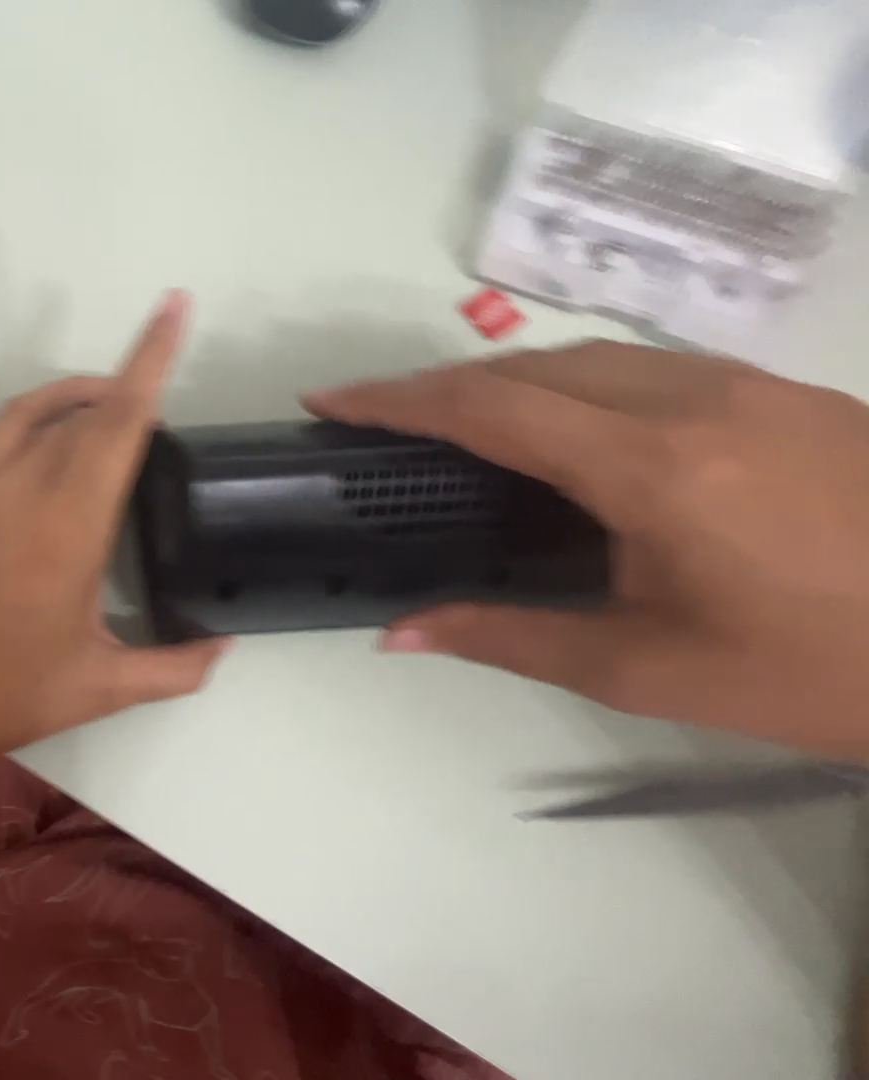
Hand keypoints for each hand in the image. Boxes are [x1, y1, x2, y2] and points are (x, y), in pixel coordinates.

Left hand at [0, 291, 228, 780]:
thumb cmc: (4, 696)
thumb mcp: (101, 688)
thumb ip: (175, 667)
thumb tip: (226, 648)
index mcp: (70, 528)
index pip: (120, 425)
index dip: (151, 361)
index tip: (172, 309)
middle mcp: (20, 493)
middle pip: (77, 418)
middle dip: (118, 394)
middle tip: (147, 410)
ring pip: (21, 417)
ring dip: (62, 394)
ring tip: (94, 396)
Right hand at [307, 341, 868, 760]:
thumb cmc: (825, 669)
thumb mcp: (646, 670)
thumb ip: (505, 636)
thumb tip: (395, 632)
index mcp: (651, 466)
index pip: (488, 407)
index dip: (395, 400)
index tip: (326, 401)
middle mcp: (693, 403)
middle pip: (524, 366)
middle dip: (430, 383)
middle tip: (365, 413)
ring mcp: (747, 389)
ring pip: (581, 356)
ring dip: (495, 376)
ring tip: (438, 415)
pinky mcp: (782, 395)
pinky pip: (635, 366)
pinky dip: (558, 379)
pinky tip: (545, 419)